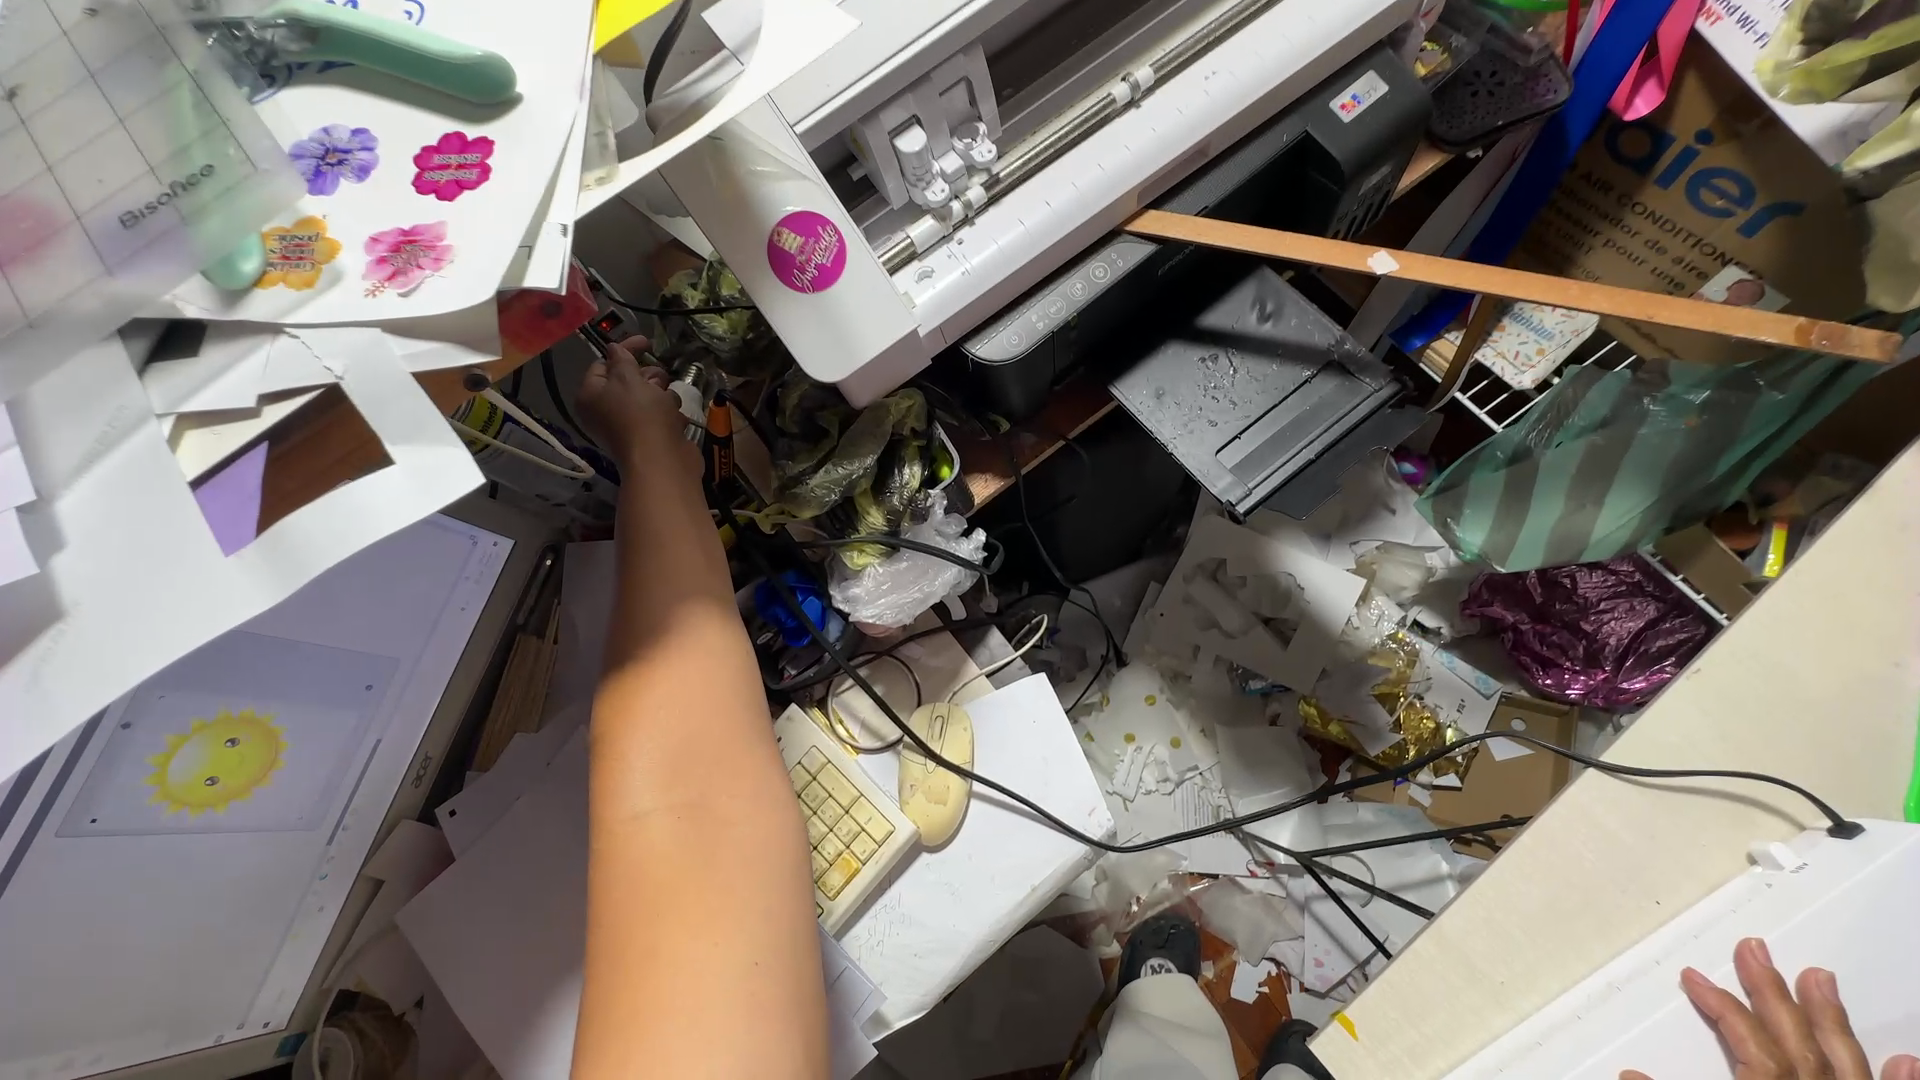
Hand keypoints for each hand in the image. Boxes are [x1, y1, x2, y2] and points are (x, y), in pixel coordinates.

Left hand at [575, 335, 697, 475]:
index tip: (648, 343)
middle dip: (649, 377)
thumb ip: (622, 358)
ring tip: (668, 405)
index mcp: (591, 396)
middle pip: (629, 381)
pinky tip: (675, 422)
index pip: (604, 364)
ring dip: (663, 397)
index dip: (626, 350)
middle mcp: (605, 411)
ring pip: (650, 398)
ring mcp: (628, 427)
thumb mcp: (628, 378)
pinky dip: (670, 416)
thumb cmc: (641, 416)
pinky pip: (661, 418)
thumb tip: (614, 348)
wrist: (662, 461)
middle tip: (660, 381)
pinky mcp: (650, 439)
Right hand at [1622, 938, 1918, 1079]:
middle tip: (1756, 949)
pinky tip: (1906, 1061)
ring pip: (1847, 1067)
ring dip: (1832, 1021)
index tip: (1693, 976)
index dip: (1721, 1006)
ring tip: (1820, 979)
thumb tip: (1629, 1075)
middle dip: (1774, 994)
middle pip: (1800, 1045)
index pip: (1749, 1045)